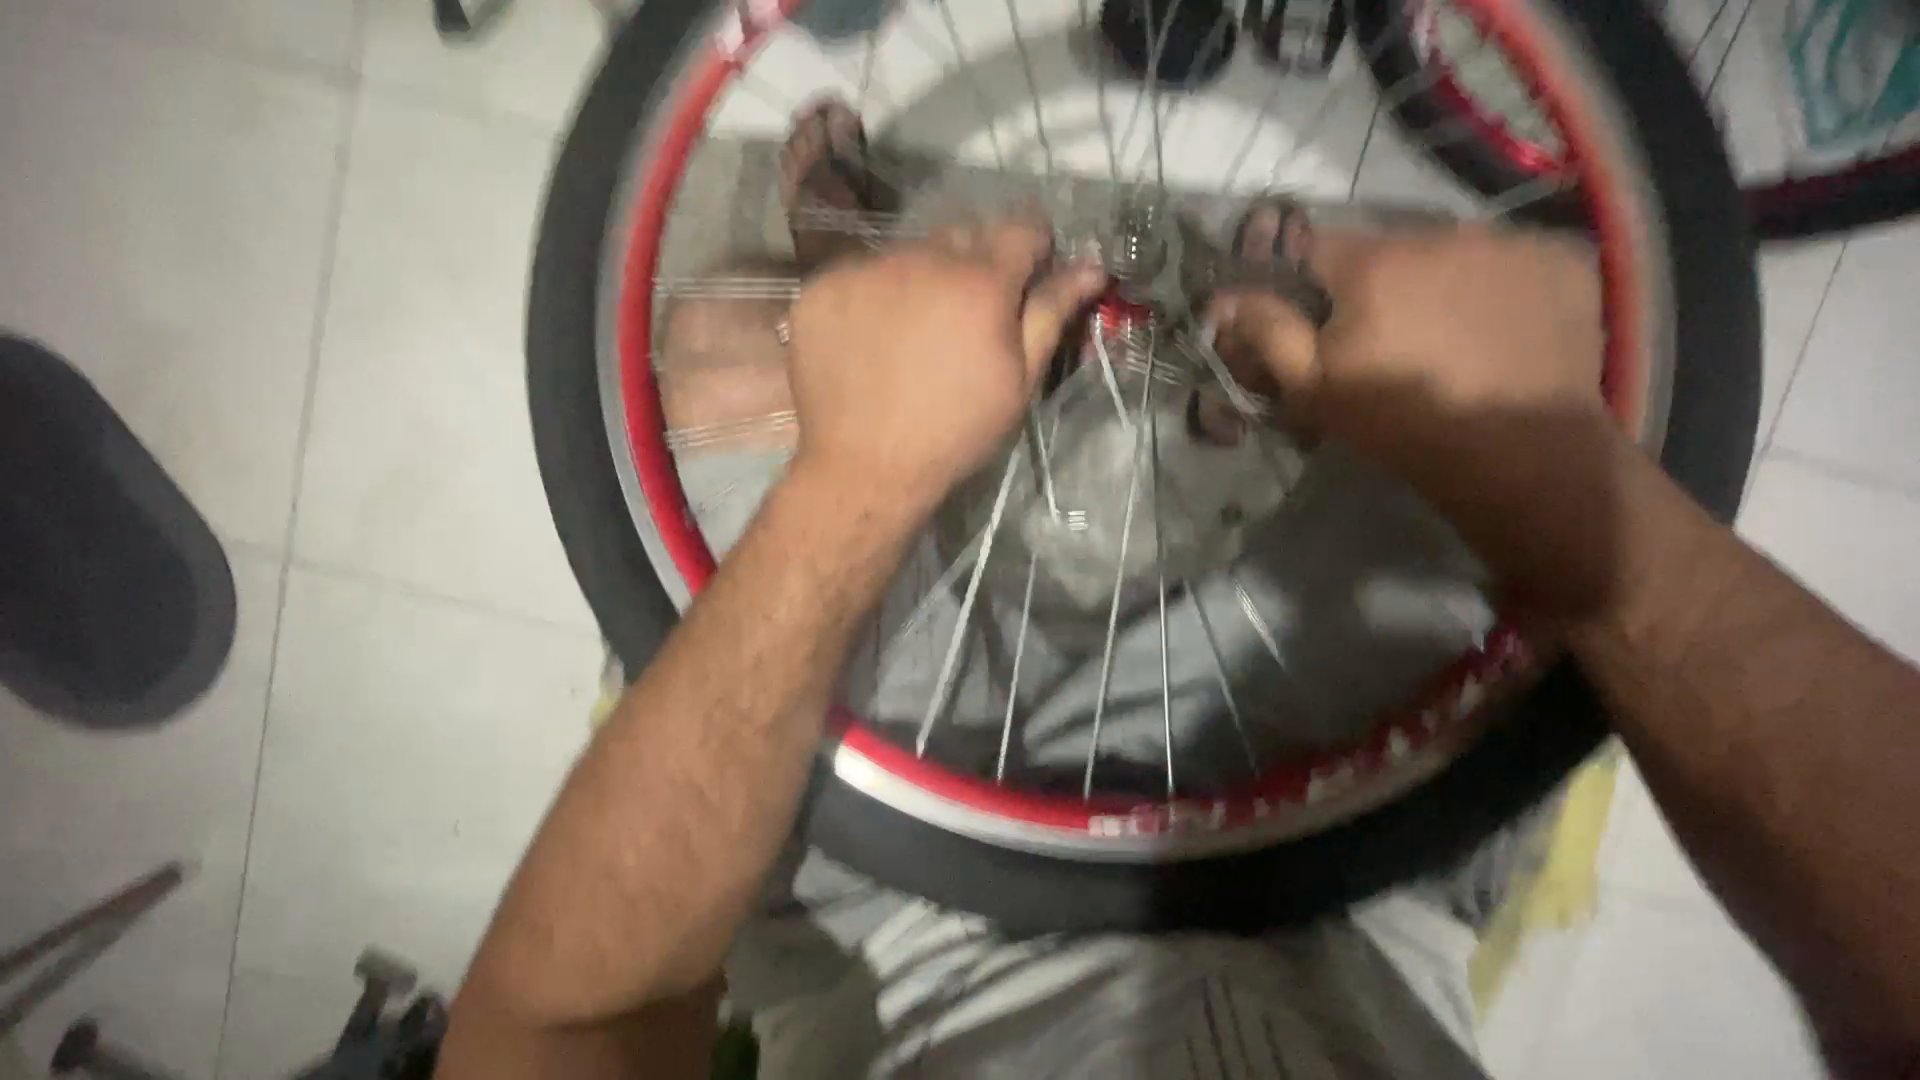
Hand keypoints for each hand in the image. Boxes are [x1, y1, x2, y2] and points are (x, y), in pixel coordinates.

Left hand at [784, 218, 1107, 520]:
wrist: (864, 468)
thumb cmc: (955, 432)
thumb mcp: (1017, 381)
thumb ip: (1052, 313)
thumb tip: (1092, 265)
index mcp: (980, 281)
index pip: (1022, 227)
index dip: (1033, 249)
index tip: (1028, 277)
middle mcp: (920, 259)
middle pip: (962, 235)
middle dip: (976, 263)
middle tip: (968, 317)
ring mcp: (864, 270)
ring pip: (908, 253)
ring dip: (921, 277)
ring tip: (915, 334)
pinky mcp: (821, 289)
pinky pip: (861, 274)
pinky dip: (874, 296)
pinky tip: (874, 341)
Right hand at [1211, 224, 1620, 617]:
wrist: (1520, 454)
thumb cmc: (1400, 422)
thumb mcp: (1314, 387)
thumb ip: (1267, 333)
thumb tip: (1223, 297)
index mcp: (1376, 260)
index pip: (1317, 246)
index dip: (1309, 285)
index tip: (1320, 325)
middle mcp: (1444, 232)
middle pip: (1389, 248)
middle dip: (1378, 285)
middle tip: (1386, 342)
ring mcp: (1512, 242)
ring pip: (1452, 252)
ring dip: (1439, 282)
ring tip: (1448, 339)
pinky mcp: (1565, 261)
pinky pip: (1511, 263)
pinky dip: (1498, 288)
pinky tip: (1498, 332)